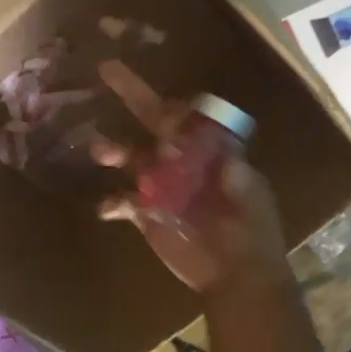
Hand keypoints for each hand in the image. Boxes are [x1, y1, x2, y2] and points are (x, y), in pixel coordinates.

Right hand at [92, 60, 290, 296]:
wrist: (236, 281)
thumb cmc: (250, 236)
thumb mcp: (251, 204)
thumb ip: (238, 180)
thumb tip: (230, 156)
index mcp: (209, 152)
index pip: (188, 117)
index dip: (172, 105)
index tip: (159, 99)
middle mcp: (182, 160)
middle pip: (154, 124)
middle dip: (133, 96)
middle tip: (107, 70)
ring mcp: (162, 186)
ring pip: (132, 157)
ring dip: (114, 150)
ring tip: (99, 151)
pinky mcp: (146, 214)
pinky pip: (122, 201)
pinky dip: (111, 203)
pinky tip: (106, 208)